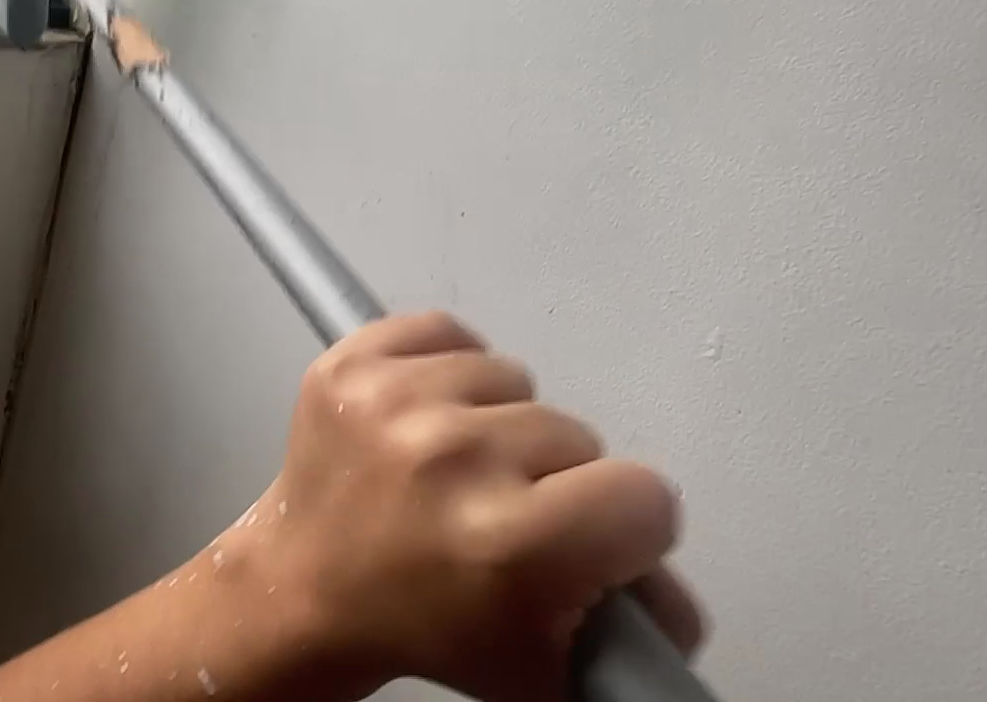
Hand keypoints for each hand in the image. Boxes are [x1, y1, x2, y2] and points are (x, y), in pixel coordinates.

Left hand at [219, 313, 703, 701]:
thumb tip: (678, 590)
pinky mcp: (349, 361)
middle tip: (497, 504)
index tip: (582, 533)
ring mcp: (392, 398)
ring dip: (493, 416)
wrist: (308, 582)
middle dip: (550, 471)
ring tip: (450, 462)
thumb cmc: (424, 622)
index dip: (623, 522)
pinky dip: (443, 361)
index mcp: (509, 540)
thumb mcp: (548, 658)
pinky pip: (440, 328)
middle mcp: (450, 454)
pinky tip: (423, 410)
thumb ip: (638, 620)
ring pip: (508, 375)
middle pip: (572, 429)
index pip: (644, 495)